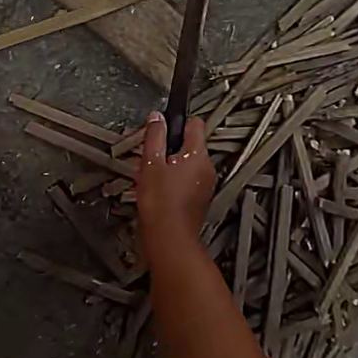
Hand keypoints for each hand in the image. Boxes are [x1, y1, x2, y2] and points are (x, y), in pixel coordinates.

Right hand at [136, 111, 215, 244]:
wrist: (168, 239)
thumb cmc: (160, 204)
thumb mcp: (150, 163)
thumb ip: (155, 136)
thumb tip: (157, 118)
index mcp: (197, 154)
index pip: (195, 124)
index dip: (177, 122)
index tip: (162, 128)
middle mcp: (207, 167)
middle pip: (190, 144)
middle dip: (169, 146)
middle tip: (150, 155)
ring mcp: (205, 184)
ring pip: (188, 163)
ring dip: (170, 164)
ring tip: (150, 174)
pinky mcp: (200, 199)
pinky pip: (188, 180)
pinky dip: (174, 180)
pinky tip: (157, 189)